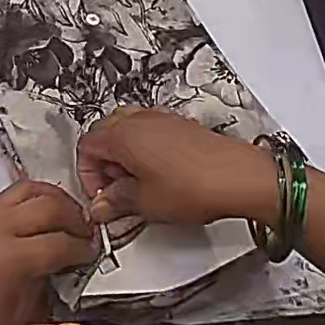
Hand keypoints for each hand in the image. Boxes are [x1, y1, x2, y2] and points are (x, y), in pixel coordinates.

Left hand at [0, 181, 96, 324]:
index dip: (83, 249)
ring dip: (55, 200)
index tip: (92, 254)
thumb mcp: (19, 316)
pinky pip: (10, 196)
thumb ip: (47, 282)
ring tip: (68, 218)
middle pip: (49, 206)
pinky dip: (32, 200)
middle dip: (75, 218)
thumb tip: (67, 265)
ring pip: (29, 190)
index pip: (60, 242)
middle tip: (86, 234)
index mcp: (8, 259)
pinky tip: (42, 216)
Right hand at [76, 108, 278, 227]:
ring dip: (123, 154)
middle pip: (104, 134)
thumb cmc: (196, 185)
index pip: (86, 147)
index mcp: (122, 135)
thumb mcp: (145, 203)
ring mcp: (161, 119)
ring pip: (126, 129)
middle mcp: (139, 120)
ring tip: (137, 183)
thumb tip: (103, 205)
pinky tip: (157, 175)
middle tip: (115, 191)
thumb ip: (116, 201)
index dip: (88, 175)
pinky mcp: (180, 125)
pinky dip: (144, 148)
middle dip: (104, 163)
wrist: (238, 177)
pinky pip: (149, 129)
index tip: (102, 197)